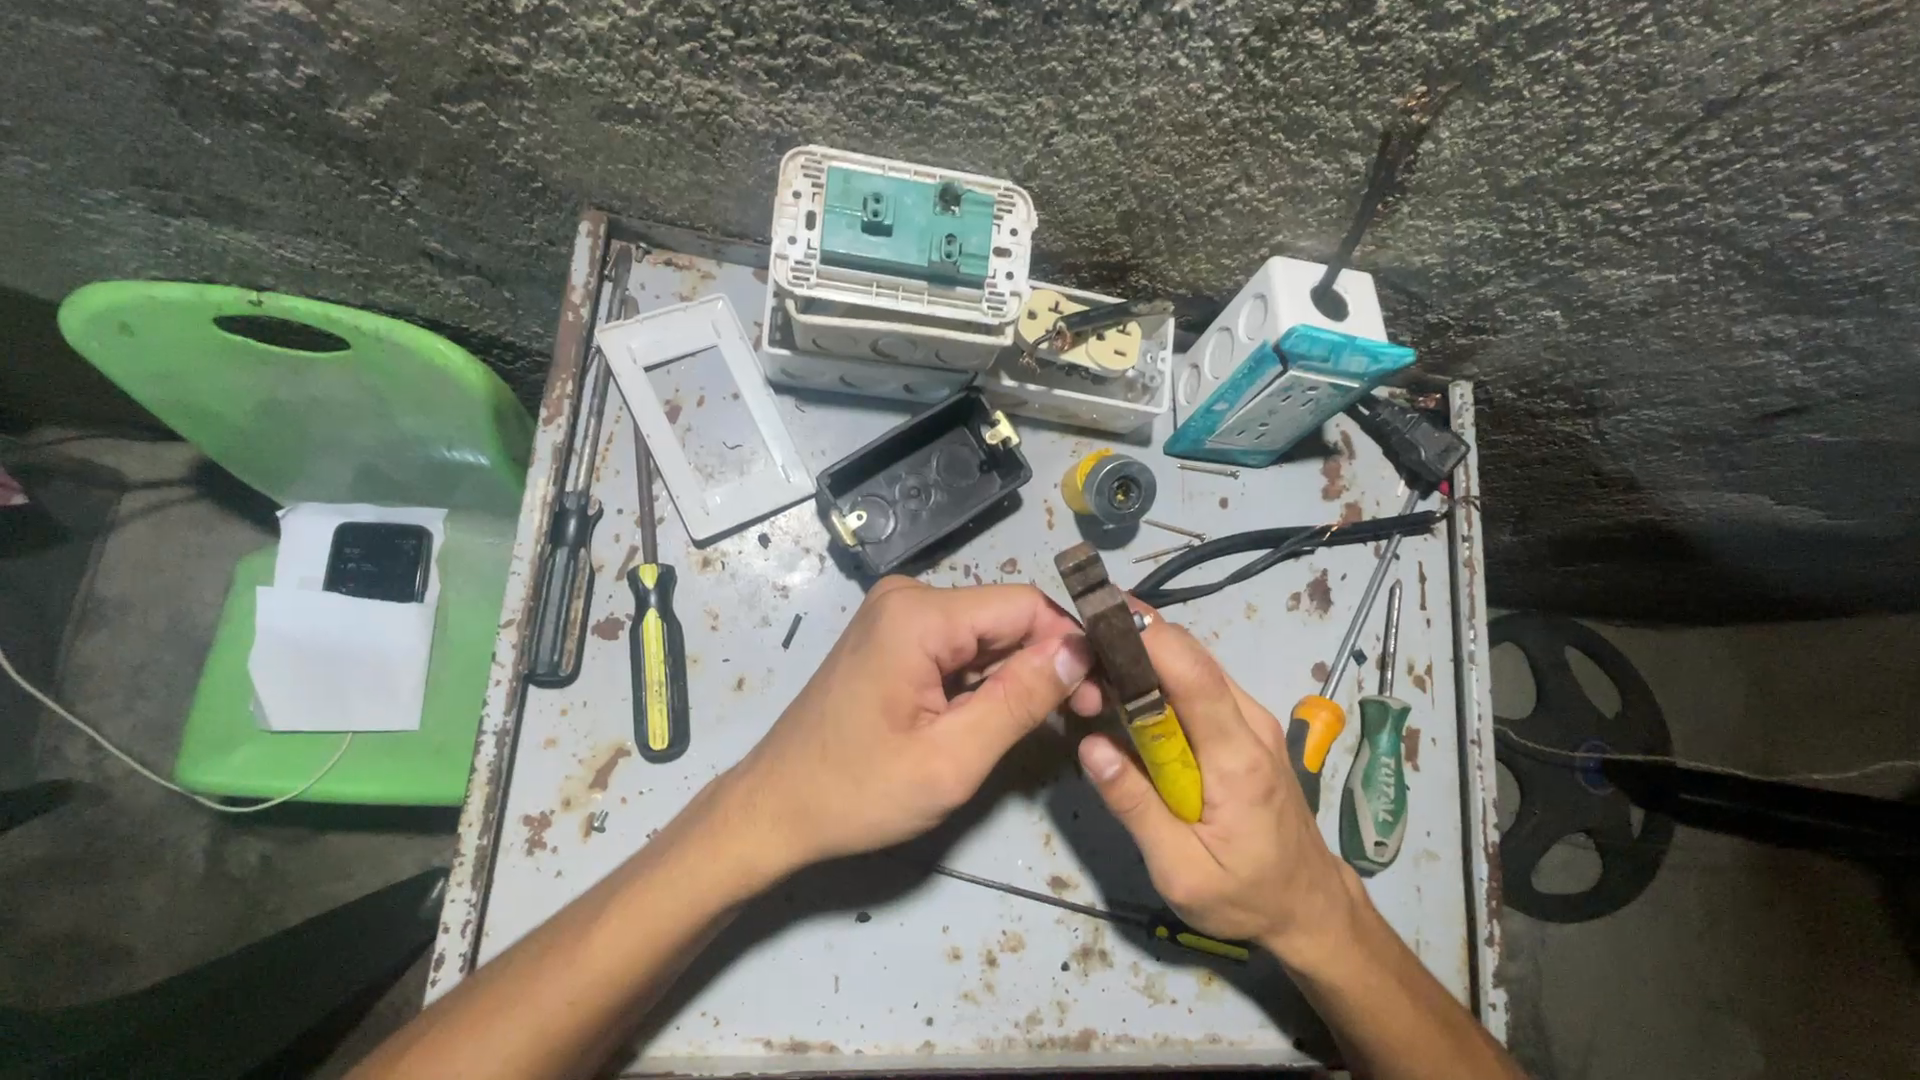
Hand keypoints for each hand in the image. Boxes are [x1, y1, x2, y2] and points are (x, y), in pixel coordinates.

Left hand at [731, 577, 1100, 874]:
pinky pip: (957, 647)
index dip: (1070, 644)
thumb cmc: (858, 792)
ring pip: (985, 634)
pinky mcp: (892, 639)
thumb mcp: (952, 758)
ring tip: (1040, 723)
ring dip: (1017, 674)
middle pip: (1005, 617)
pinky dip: (984, 679)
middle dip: (1046, 663)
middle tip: (1077, 717)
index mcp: (919, 615)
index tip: (1098, 693)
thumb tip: (1080, 649)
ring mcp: (896, 616)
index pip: (1025, 605)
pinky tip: (995, 715)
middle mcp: (907, 598)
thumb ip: (1021, 698)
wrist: (775, 808)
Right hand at [1076, 605, 1359, 962]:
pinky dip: (1160, 681)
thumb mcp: (1181, 871)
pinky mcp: (1247, 727)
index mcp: (1237, 757)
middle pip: (1190, 657)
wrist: (1310, 908)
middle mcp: (1252, 723)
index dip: (1148, 638)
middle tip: (1080, 665)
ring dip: (1142, 663)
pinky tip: (1128, 702)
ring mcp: (1253, 721)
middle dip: (1132, 646)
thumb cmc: (1247, 896)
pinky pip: (1199, 686)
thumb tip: (1090, 745)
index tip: (1099, 619)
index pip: (1193, 675)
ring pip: (1193, 666)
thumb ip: (1136, 806)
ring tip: (1094, 686)